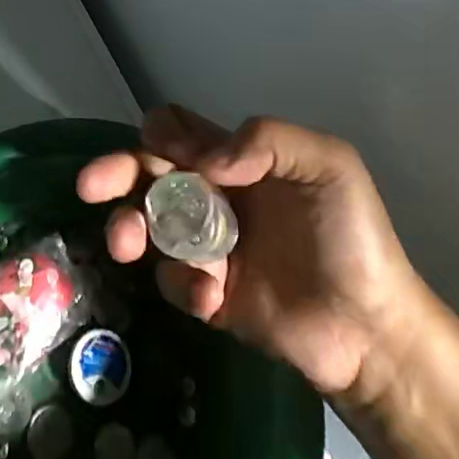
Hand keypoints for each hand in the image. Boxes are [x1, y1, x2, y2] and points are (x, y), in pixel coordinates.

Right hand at [76, 106, 420, 395]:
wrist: (368, 325)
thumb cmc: (350, 234)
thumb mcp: (327, 164)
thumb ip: (267, 141)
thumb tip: (203, 163)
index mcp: (240, 161)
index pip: (182, 132)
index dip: (162, 134)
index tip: (160, 150)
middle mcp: (216, 197)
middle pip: (150, 174)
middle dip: (117, 172)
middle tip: (91, 184)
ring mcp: (209, 248)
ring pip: (148, 226)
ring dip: (130, 227)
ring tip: (127, 242)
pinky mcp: (207, 295)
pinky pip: (173, 280)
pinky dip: (182, 283)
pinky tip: (211, 295)